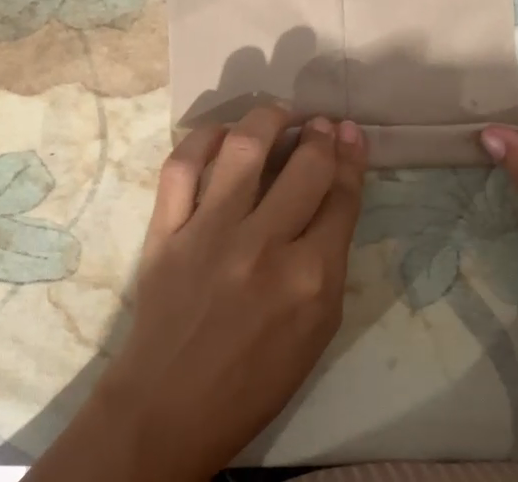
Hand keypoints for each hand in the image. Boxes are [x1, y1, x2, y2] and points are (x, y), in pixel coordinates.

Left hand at [30, 106, 366, 481]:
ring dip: (269, 119)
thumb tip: (335, 195)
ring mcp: (209, 233)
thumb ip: (330, 260)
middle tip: (321, 123)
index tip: (350, 132)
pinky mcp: (165, 230)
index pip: (341, 197)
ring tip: (280, 113)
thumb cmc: (254, 377)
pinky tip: (223, 133)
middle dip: (320, 134)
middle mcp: (264, 246)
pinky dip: (203, 138)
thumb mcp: (317, 329)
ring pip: (245, 149)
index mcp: (311, 279)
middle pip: (304, 166)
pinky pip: (182, 166)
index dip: (351, 156)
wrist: (171, 404)